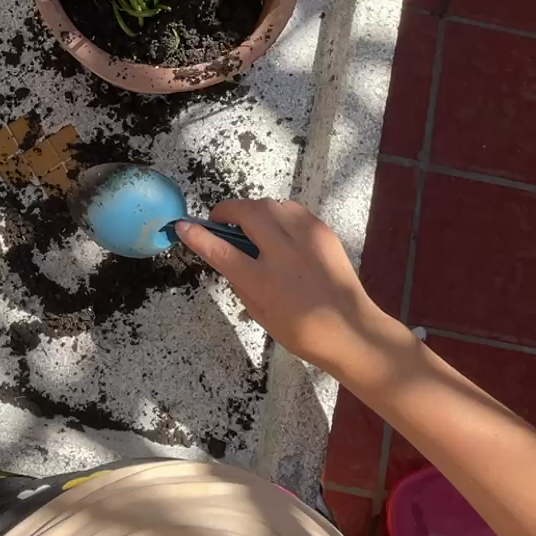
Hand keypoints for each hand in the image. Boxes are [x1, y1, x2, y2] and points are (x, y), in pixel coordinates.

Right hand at [177, 200, 409, 375]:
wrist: (352, 330)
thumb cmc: (301, 331)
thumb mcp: (259, 313)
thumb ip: (240, 280)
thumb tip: (228, 254)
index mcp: (264, 282)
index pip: (222, 251)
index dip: (199, 236)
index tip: (184, 225)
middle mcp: (284, 254)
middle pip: (247, 213)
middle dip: (227, 210)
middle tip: (222, 221)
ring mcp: (306, 238)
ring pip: (270, 204)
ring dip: (253, 209)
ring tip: (251, 225)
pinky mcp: (322, 231)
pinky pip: (291, 210)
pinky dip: (277, 213)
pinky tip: (277, 228)